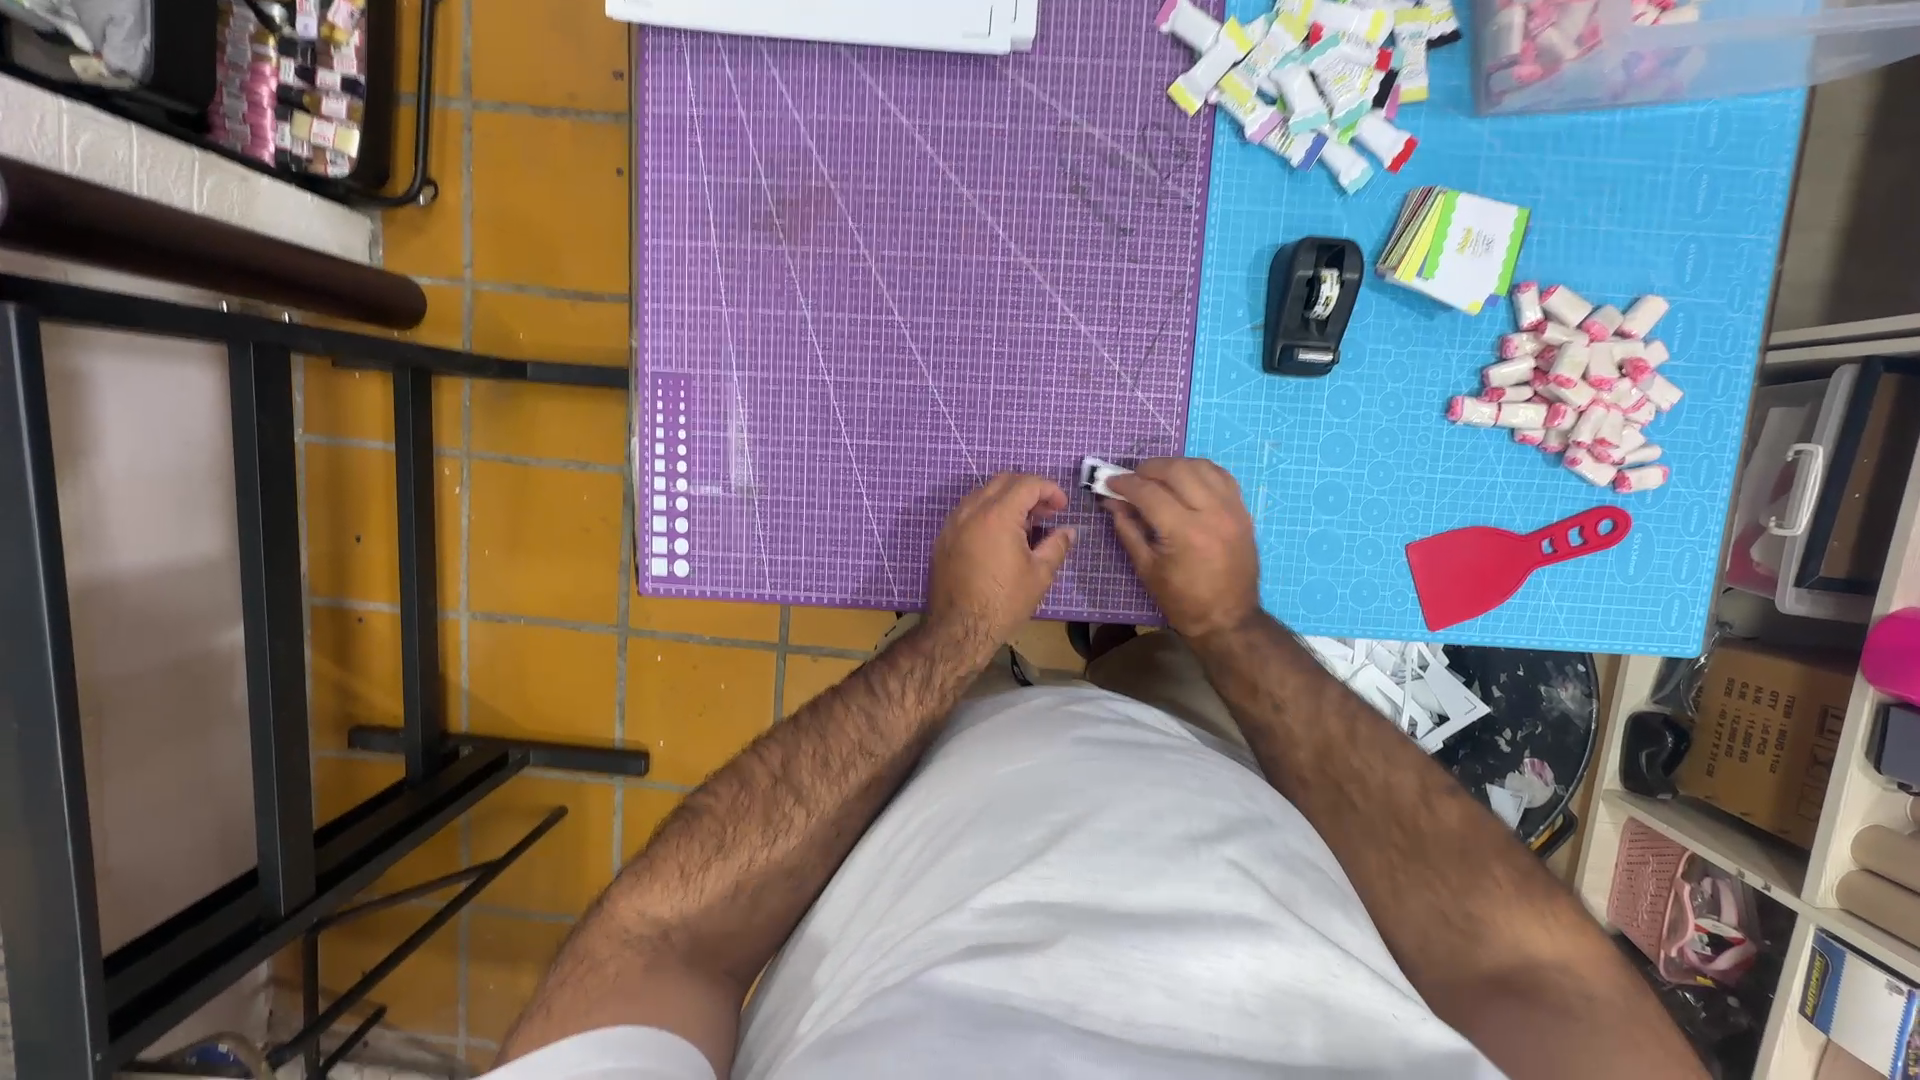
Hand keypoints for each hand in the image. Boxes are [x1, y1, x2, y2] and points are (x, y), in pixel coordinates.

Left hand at [926, 473, 1075, 660]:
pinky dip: (987, 513)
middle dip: (1028, 490)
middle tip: (1046, 512)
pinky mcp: (942, 539)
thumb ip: (1056, 545)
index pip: (1027, 484)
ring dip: (1006, 500)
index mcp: (997, 515)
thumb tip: (1068, 531)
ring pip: (982, 494)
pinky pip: (967, 511)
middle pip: (1003, 481)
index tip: (1061, 507)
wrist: (958, 630)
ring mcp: (952, 524)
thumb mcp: (1039, 575)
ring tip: (1025, 526)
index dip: (1050, 490)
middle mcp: (970, 511)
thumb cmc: (1003, 603)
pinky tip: (999, 537)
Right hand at [1104, 458, 1260, 642]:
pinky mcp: (1243, 511)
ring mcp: (1232, 510)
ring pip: (1201, 466)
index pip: (1149, 492)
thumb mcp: (1146, 568)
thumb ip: (1128, 529)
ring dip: (1175, 466)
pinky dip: (1200, 472)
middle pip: (1176, 470)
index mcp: (1184, 532)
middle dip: (1149, 468)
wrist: (1228, 618)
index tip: (1110, 482)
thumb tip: (1112, 502)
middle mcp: (1212, 513)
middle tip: (1133, 478)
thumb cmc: (1182, 600)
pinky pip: (1222, 476)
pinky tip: (1186, 481)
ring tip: (1158, 477)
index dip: (1125, 483)